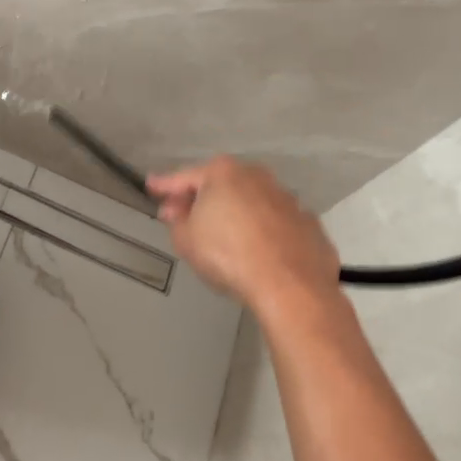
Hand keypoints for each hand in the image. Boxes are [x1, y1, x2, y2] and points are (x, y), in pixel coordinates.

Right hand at [148, 157, 341, 322]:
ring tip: (227, 240)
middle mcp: (257, 177)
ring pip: (253, 203)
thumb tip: (175, 209)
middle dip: (204, 199)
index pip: (184, 178)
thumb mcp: (186, 240)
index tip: (151, 186)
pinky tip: (260, 253)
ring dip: (238, 215)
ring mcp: (288, 199)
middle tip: (188, 218)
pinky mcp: (309, 224)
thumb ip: (176, 220)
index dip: (164, 185)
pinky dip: (266, 232)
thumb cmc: (228, 255)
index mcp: (223, 173)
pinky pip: (278, 224)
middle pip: (222, 185)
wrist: (291, 287)